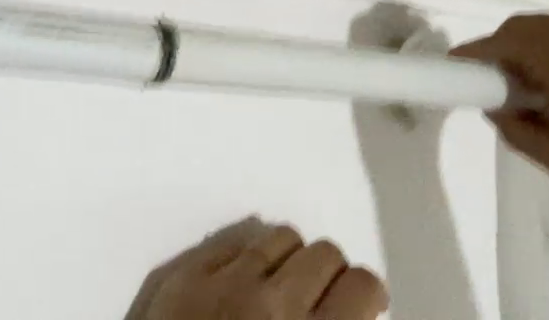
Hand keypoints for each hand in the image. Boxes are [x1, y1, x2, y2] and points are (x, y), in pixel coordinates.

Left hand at [133, 220, 388, 319]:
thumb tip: (347, 316)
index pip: (362, 285)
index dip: (363, 295)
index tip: (359, 303)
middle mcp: (273, 305)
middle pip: (324, 253)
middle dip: (326, 276)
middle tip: (317, 299)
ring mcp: (225, 283)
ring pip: (280, 237)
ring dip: (286, 261)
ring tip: (277, 287)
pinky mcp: (185, 276)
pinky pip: (231, 241)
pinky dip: (243, 259)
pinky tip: (240, 283)